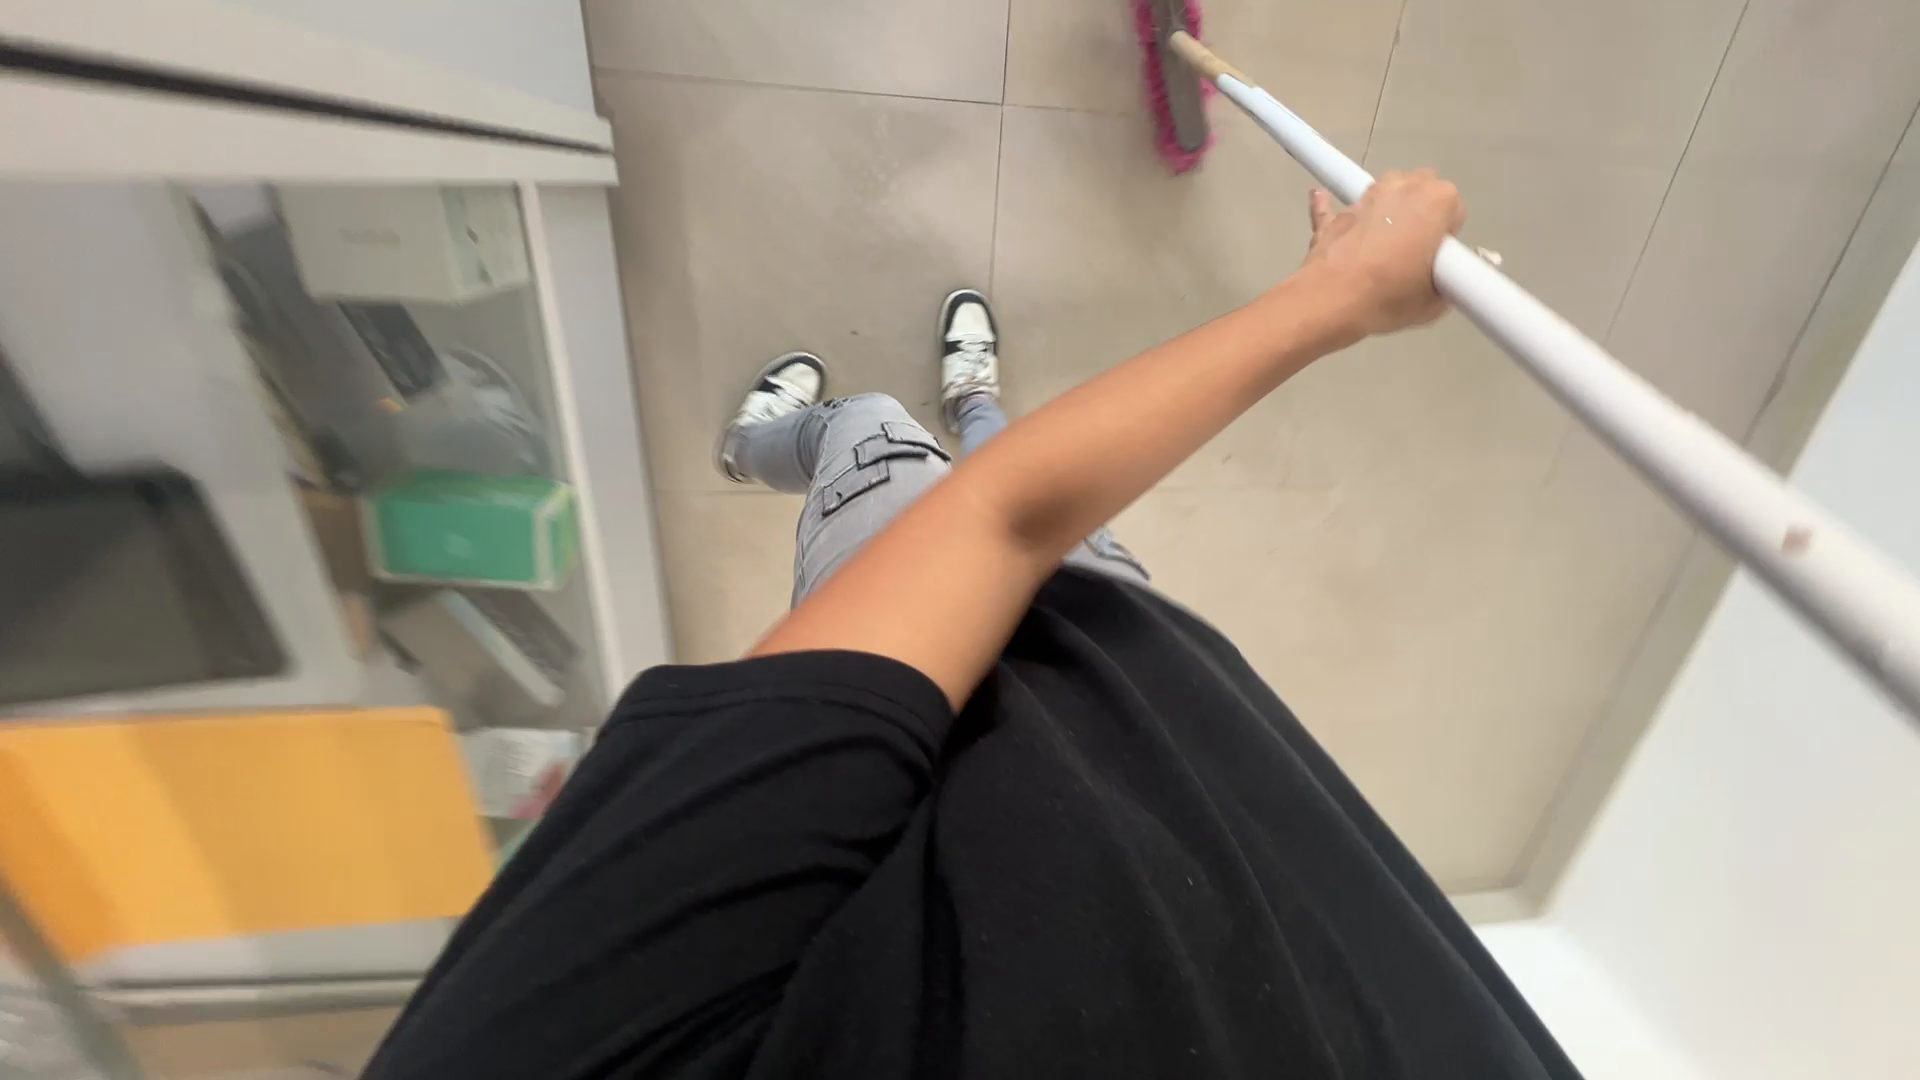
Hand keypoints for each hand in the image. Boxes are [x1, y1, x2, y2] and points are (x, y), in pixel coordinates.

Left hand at [1301, 169, 1464, 336]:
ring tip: (1380, 244)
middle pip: (1419, 192)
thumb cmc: (1388, 297)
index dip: (1443, 237)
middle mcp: (1401, 187)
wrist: (1328, 304)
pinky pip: (1330, 208)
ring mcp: (1362, 199)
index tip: (1432, 260)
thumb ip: (1443, 281)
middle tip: (1409, 252)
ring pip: (1382, 194)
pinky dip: (1327, 207)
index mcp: (1437, 199)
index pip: (1453, 210)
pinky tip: (1321, 197)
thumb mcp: (1434, 301)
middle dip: (1418, 214)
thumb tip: (1434, 282)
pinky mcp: (1330, 219)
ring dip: (1385, 211)